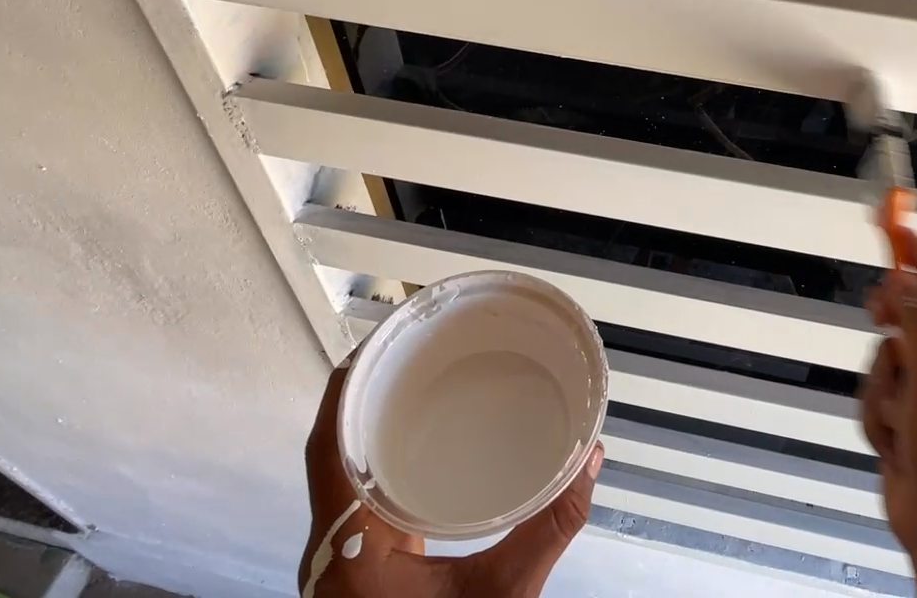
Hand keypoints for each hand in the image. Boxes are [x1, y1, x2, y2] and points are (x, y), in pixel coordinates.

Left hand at [300, 356, 602, 597]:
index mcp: (351, 553)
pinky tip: (406, 450)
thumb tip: (589, 457)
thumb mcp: (505, 594)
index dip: (341, 393)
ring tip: (402, 385)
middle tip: (399, 352)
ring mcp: (341, 567)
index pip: (327, 453)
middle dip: (357, 400)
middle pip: (328, 457)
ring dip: (362, 429)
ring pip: (337, 479)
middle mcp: (332, 554)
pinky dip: (374, 462)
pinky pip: (355, 500)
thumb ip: (550, 524)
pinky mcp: (358, 574)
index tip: (370, 345)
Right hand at [860, 230, 916, 597]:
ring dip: (887, 393)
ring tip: (903, 429)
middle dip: (895, 340)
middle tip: (874, 318)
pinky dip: (881, 416)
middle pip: (916, 323)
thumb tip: (907, 285)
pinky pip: (883, 391)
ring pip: (891, 359)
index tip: (897, 228)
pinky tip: (897, 449)